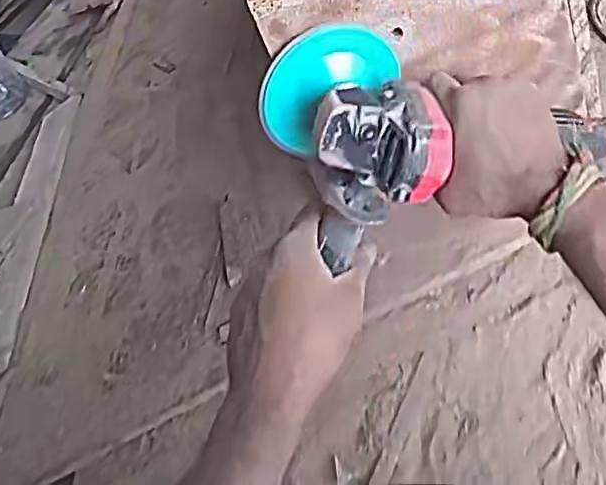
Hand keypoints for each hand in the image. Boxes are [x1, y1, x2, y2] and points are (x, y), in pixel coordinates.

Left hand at [225, 206, 372, 429]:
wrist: (269, 394)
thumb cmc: (316, 341)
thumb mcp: (350, 301)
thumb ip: (359, 266)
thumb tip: (366, 247)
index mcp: (293, 246)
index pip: (313, 211)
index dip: (331, 217)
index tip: (346, 231)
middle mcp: (265, 257)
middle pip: (295, 241)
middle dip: (317, 252)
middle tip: (338, 274)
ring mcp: (248, 284)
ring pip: (279, 268)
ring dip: (297, 277)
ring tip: (317, 306)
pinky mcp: (238, 310)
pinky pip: (264, 293)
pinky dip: (279, 299)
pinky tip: (293, 327)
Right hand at [426, 72, 567, 220]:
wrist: (546, 188)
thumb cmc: (498, 187)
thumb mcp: (449, 191)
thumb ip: (428, 170)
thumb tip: (418, 165)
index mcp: (458, 100)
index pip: (435, 82)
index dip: (433, 97)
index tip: (436, 111)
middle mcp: (483, 85)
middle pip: (462, 85)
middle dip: (461, 103)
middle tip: (466, 128)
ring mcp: (509, 85)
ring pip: (487, 88)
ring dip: (486, 103)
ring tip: (492, 128)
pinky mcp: (530, 91)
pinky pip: (509, 92)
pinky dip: (508, 104)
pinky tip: (511, 126)